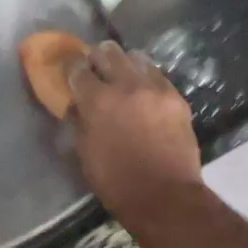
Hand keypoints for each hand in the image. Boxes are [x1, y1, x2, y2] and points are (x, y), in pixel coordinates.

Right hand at [67, 41, 203, 224]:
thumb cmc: (116, 182)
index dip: (72, 68)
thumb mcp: (85, 154)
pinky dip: (147, 79)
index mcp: (97, 101)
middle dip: (98, 58)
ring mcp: (155, 89)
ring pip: (136, 58)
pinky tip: (145, 93)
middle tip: (96, 69)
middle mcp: (126, 85)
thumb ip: (79, 122)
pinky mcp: (176, 98)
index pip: (78, 69)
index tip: (71, 71)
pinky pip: (158, 76)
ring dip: (125, 64)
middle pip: (108, 52)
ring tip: (124, 78)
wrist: (164, 196)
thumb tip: (77, 105)